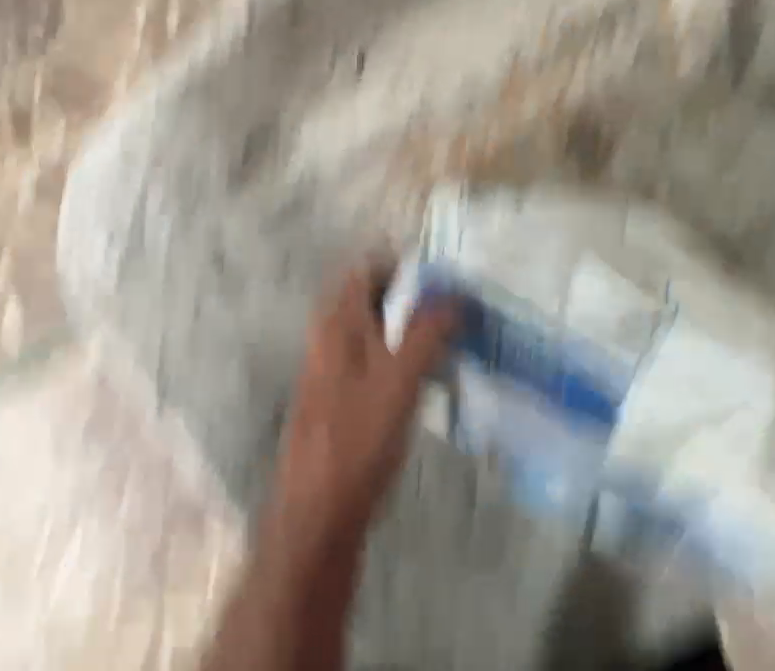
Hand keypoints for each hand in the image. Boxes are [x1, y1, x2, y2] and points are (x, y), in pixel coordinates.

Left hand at [265, 265, 457, 557]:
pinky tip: (424, 376)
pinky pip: (370, 360)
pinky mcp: (337, 402)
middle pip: (366, 298)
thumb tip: (455, 291)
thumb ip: (427, 332)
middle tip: (453, 301)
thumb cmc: (359, 439)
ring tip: (448, 334)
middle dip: (408, 293)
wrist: (319, 510)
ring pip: (369, 331)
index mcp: (337, 325)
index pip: (364, 269)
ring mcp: (329, 372)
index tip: (441, 270)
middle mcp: (327, 341)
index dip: (401, 263)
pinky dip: (397, 354)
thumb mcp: (401, 380)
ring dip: (404, 325)